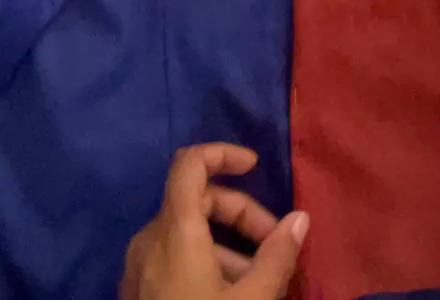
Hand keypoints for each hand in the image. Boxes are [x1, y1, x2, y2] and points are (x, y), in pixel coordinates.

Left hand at [120, 144, 309, 299]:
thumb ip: (277, 255)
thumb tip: (301, 218)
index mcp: (174, 230)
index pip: (191, 163)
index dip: (223, 154)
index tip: (256, 166)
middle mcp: (150, 239)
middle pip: (197, 199)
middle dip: (242, 213)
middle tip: (276, 242)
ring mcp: (139, 268)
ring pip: (188, 232)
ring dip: (229, 243)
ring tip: (262, 278)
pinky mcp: (138, 293)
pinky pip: (174, 257)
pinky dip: (206, 261)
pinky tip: (232, 294)